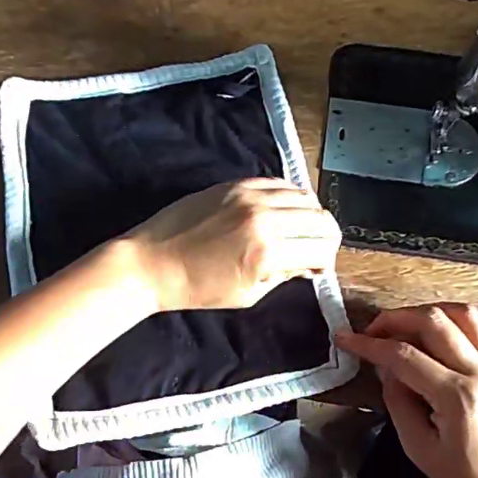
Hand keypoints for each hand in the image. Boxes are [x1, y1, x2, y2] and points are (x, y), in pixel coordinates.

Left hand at [116, 178, 340, 310]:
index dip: (325, 260)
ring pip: (304, 196)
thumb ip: (282, 275)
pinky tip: (276, 213)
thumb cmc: (194, 287)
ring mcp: (248, 195)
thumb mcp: (247, 294)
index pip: (323, 246)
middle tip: (310, 251)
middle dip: (323, 237)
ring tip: (293, 232)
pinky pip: (277, 182)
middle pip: (320, 218)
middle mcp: (262, 217)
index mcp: (267, 251)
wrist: (151, 264)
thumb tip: (306, 263)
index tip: (315, 267)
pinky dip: (286, 197)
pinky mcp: (233, 184)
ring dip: (307, 215)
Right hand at [335, 304, 477, 477]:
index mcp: (457, 396)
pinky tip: (433, 333)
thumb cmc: (467, 475)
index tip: (345, 339)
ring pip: (461, 313)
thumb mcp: (418, 447)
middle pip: (432, 321)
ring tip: (402, 327)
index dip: (368, 344)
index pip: (403, 355)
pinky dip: (451, 320)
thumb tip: (386, 369)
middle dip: (394, 318)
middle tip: (371, 330)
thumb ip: (397, 402)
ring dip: (424, 312)